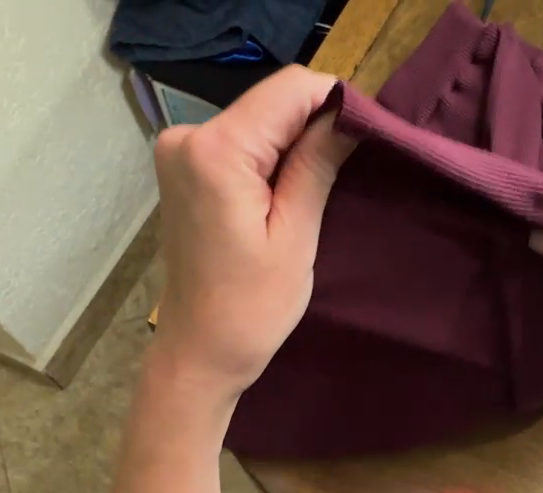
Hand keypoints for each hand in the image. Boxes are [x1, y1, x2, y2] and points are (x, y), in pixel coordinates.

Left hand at [151, 66, 356, 402]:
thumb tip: (347, 113)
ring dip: (290, 148)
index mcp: (216, 151)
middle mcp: (187, 136)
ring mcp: (179, 152)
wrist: (200, 352)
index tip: (363, 138)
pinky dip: (266, 161)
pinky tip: (282, 198)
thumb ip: (316, 166)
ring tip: (312, 197)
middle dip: (311, 128)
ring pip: (256, 123)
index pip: (289, 89)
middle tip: (342, 176)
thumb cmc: (251, 309)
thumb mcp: (295, 237)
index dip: (333, 104)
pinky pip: (238, 145)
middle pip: (270, 103)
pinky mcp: (182, 170)